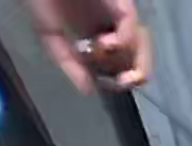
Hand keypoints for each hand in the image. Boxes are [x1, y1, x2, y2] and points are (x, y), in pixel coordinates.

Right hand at [27, 0, 150, 93]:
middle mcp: (111, 27)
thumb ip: (67, 64)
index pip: (118, 69)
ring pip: (142, 50)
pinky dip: (122, 42)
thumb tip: (88, 90)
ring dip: (131, 65)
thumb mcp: (49, 35)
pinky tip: (104, 42)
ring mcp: (118, 14)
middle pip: (137, 63)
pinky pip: (131, 28)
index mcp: (96, 36)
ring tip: (113, 66)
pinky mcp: (120, 1)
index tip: (100, 82)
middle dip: (129, 79)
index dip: (114, 81)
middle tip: (116, 82)